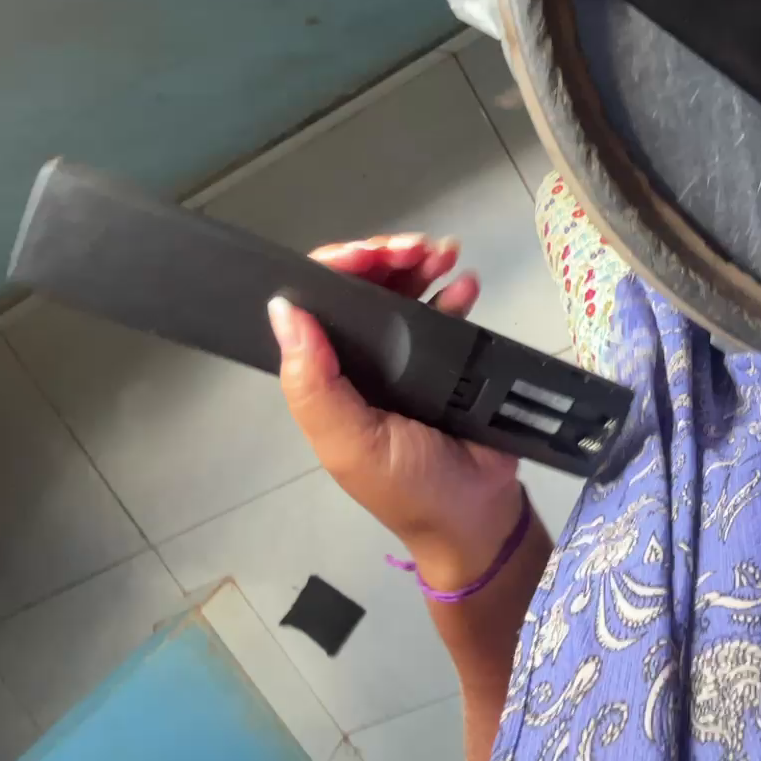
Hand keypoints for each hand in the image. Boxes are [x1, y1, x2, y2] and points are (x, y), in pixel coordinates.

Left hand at [269, 234, 523, 589]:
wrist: (478, 512)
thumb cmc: (408, 484)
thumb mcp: (349, 442)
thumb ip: (313, 383)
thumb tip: (283, 307)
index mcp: (330, 376)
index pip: (319, 306)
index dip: (339, 269)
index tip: (369, 254)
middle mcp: (366, 358)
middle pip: (366, 289)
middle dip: (389, 257)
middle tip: (418, 247)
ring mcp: (411, 356)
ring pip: (406, 291)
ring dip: (424, 264)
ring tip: (446, 254)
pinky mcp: (452, 358)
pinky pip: (449, 312)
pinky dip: (457, 292)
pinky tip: (467, 286)